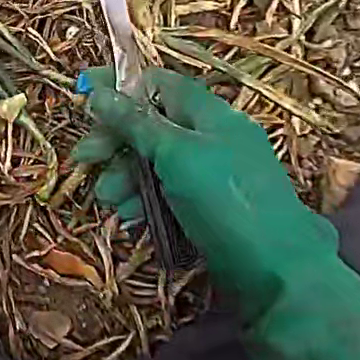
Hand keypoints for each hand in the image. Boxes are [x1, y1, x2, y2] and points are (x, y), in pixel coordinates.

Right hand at [73, 67, 335, 307]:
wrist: (277, 276)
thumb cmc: (224, 200)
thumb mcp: (174, 153)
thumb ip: (134, 121)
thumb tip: (97, 92)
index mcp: (210, 115)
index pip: (158, 83)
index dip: (119, 85)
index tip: (81, 91)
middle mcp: (208, 138)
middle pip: (146, 123)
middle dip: (112, 140)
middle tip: (85, 157)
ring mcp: (207, 173)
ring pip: (149, 159)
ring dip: (121, 174)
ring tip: (108, 198)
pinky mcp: (202, 205)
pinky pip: (161, 189)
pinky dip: (140, 197)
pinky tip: (129, 213)